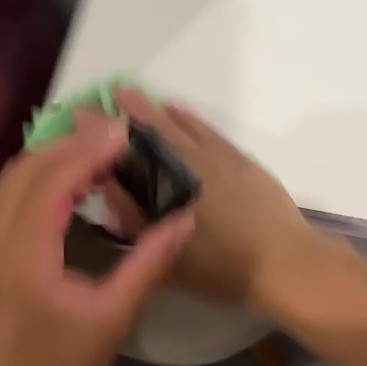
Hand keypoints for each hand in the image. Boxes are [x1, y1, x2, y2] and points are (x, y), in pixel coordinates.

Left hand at [0, 113, 193, 365]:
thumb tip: (186, 219)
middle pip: (27, 168)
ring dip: (55, 159)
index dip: (91, 150)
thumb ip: (150, 262)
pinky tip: (77, 187)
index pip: (53, 179)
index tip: (128, 132)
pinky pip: (10, 198)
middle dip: (72, 144)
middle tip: (118, 134)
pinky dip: (42, 179)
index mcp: (22, 252)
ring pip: (14, 180)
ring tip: (103, 152)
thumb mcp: (114, 315)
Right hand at [111, 89, 340, 312]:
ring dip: (154, 110)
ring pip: (180, 126)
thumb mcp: (169, 258)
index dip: (103, 135)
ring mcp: (218, 159)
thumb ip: (137, 222)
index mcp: (169, 190)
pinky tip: (177, 109)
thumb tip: (110, 188)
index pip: (127, 155)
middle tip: (105, 96)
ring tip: (131, 95)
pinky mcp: (241, 160)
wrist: (284, 263)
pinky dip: (190, 118)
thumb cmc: (223, 270)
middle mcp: (191, 166)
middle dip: (127, 113)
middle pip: (153, 133)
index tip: (82, 115)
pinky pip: (209, 130)